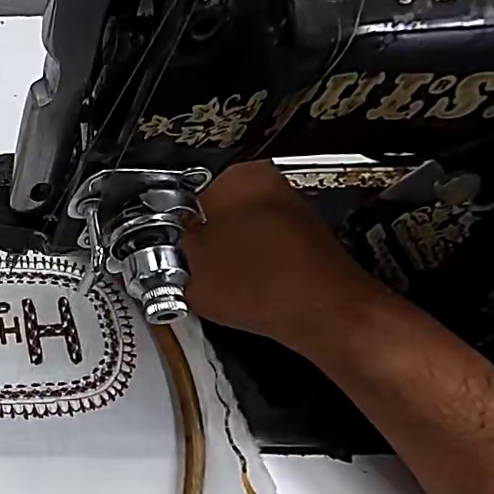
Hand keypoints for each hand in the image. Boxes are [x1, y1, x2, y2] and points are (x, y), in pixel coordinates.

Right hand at [180, 161, 398, 355]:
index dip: (169, 229)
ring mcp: (290, 211)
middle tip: (189, 268)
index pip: (184, 198)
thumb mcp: (191, 269)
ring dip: (224, 256)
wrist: (327, 315)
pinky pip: (260, 249)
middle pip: (211, 214)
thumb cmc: (270, 286)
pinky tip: (243, 290)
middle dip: (198, 242)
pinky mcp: (304, 238)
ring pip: (236, 233)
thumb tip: (168, 247)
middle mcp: (268, 185)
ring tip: (217, 283)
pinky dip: (249, 267)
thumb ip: (172, 251)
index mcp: (236, 178)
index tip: (166, 247)